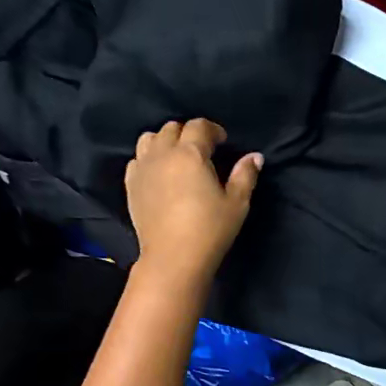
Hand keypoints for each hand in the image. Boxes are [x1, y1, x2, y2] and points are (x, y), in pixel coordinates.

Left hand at [125, 119, 261, 282]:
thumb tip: (255, 157)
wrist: (173, 258)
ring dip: (165, 141)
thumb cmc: (209, 230)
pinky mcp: (131, 185)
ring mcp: (143, 168)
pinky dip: (148, 159)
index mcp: (190, 154)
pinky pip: (136, 160)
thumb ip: (245, 175)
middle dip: (188, 134)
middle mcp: (163, 154)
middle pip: (172, 128)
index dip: (213, 130)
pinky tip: (158, 174)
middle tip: (201, 151)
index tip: (222, 142)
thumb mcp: (237, 203)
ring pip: (150, 139)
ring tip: (176, 158)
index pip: (199, 126)